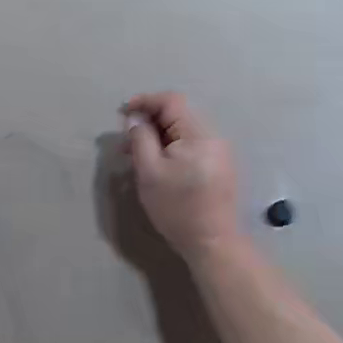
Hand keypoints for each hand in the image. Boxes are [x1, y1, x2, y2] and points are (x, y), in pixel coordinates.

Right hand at [122, 92, 242, 261]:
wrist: (212, 242)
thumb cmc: (177, 208)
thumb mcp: (149, 172)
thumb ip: (140, 139)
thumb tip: (135, 118)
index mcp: (199, 134)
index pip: (171, 101)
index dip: (145, 101)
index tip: (123, 112)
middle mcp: (214, 136)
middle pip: (179, 114)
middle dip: (150, 120)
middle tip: (126, 140)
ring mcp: (219, 151)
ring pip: (184, 131)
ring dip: (159, 135)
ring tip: (138, 154)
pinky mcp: (219, 166)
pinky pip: (192, 145)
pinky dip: (172, 147)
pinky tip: (159, 164)